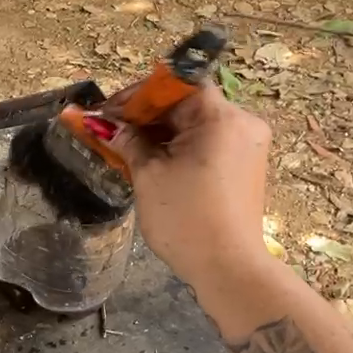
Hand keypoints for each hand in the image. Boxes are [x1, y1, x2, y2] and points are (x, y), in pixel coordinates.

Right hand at [109, 86, 274, 289]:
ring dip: (158, 132)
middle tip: (109, 130)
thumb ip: (128, 142)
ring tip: (124, 148)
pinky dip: (176, 146)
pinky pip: (205, 143)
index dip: (139, 95)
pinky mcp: (243, 166)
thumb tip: (106, 125)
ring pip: (194, 124)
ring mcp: (246, 146)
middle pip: (186, 104)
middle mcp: (242, 124)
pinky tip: (149, 161)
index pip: (177, 86)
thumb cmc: (185, 217)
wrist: (227, 266)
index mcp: (221, 118)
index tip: (107, 112)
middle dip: (145, 115)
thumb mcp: (148, 174)